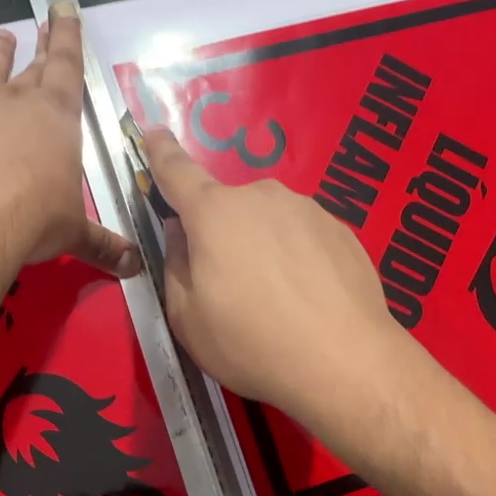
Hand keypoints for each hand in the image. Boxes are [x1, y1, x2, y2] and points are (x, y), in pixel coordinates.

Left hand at [0, 2, 138, 276]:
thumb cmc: (32, 221)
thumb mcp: (73, 234)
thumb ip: (103, 245)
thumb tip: (135, 267)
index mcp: (56, 119)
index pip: (67, 69)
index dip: (68, 39)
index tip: (64, 10)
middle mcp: (14, 103)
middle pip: (31, 68)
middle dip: (40, 46)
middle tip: (42, 23)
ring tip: (0, 37)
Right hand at [147, 128, 418, 426]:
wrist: (344, 361)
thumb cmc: (251, 342)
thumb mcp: (187, 318)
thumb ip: (174, 266)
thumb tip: (181, 234)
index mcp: (214, 213)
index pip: (177, 172)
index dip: (159, 154)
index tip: (151, 134)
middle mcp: (262, 196)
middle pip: (228, 209)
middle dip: (222, 237)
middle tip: (230, 291)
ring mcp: (308, 210)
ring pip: (269, 223)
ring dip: (263, 250)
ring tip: (276, 304)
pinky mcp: (342, 231)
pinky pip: (304, 239)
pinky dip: (298, 262)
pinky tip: (307, 302)